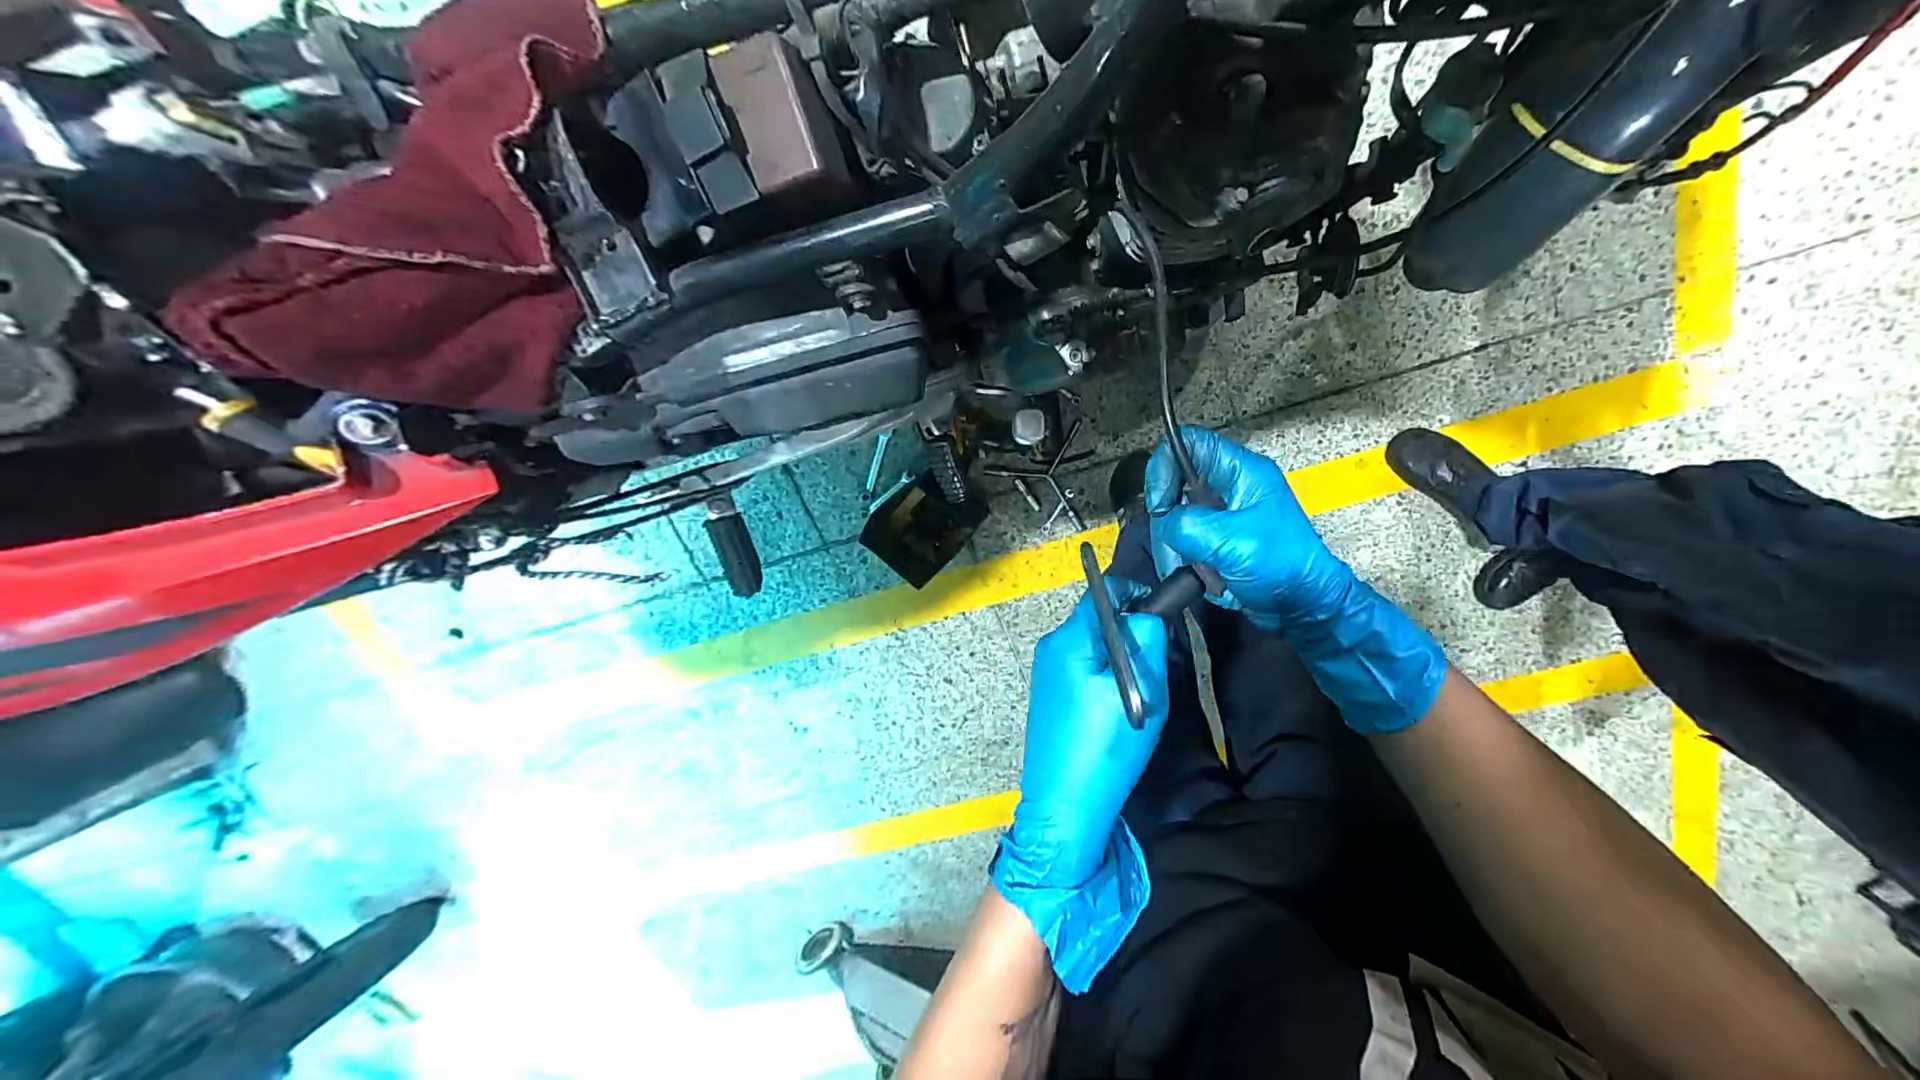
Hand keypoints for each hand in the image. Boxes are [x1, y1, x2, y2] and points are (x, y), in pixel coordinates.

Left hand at [992, 574, 1168, 992]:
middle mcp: (1052, 648)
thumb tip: (1146, 614)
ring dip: (1125, 658)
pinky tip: (1123, 709)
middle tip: (1164, 663)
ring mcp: (1048, 674)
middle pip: (1101, 620)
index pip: (1104, 591)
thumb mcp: (1140, 691)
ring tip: (1146, 693)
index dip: (1137, 594)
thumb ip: (1146, 641)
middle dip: (1135, 632)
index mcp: (1069, 639)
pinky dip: (1108, 677)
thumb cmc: (1103, 746)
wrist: (1063, 809)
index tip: (1164, 617)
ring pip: (1096, 647)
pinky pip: (1085, 670)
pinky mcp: (1052, 697)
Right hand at [1145, 426, 1446, 734]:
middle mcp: (1230, 487)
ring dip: (1176, 546)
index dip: (1165, 468)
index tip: (1160, 503)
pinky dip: (1186, 559)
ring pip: (1176, 516)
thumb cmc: (1287, 569)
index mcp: (1242, 473)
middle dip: (1168, 519)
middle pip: (1175, 484)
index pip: (1188, 444)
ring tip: (1195, 568)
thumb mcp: (1231, 542)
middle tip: (1173, 544)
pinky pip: (1185, 540)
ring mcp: (1223, 513)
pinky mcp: (1218, 538)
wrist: (1303, 605)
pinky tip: (1202, 574)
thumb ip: (1187, 526)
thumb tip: (1164, 523)